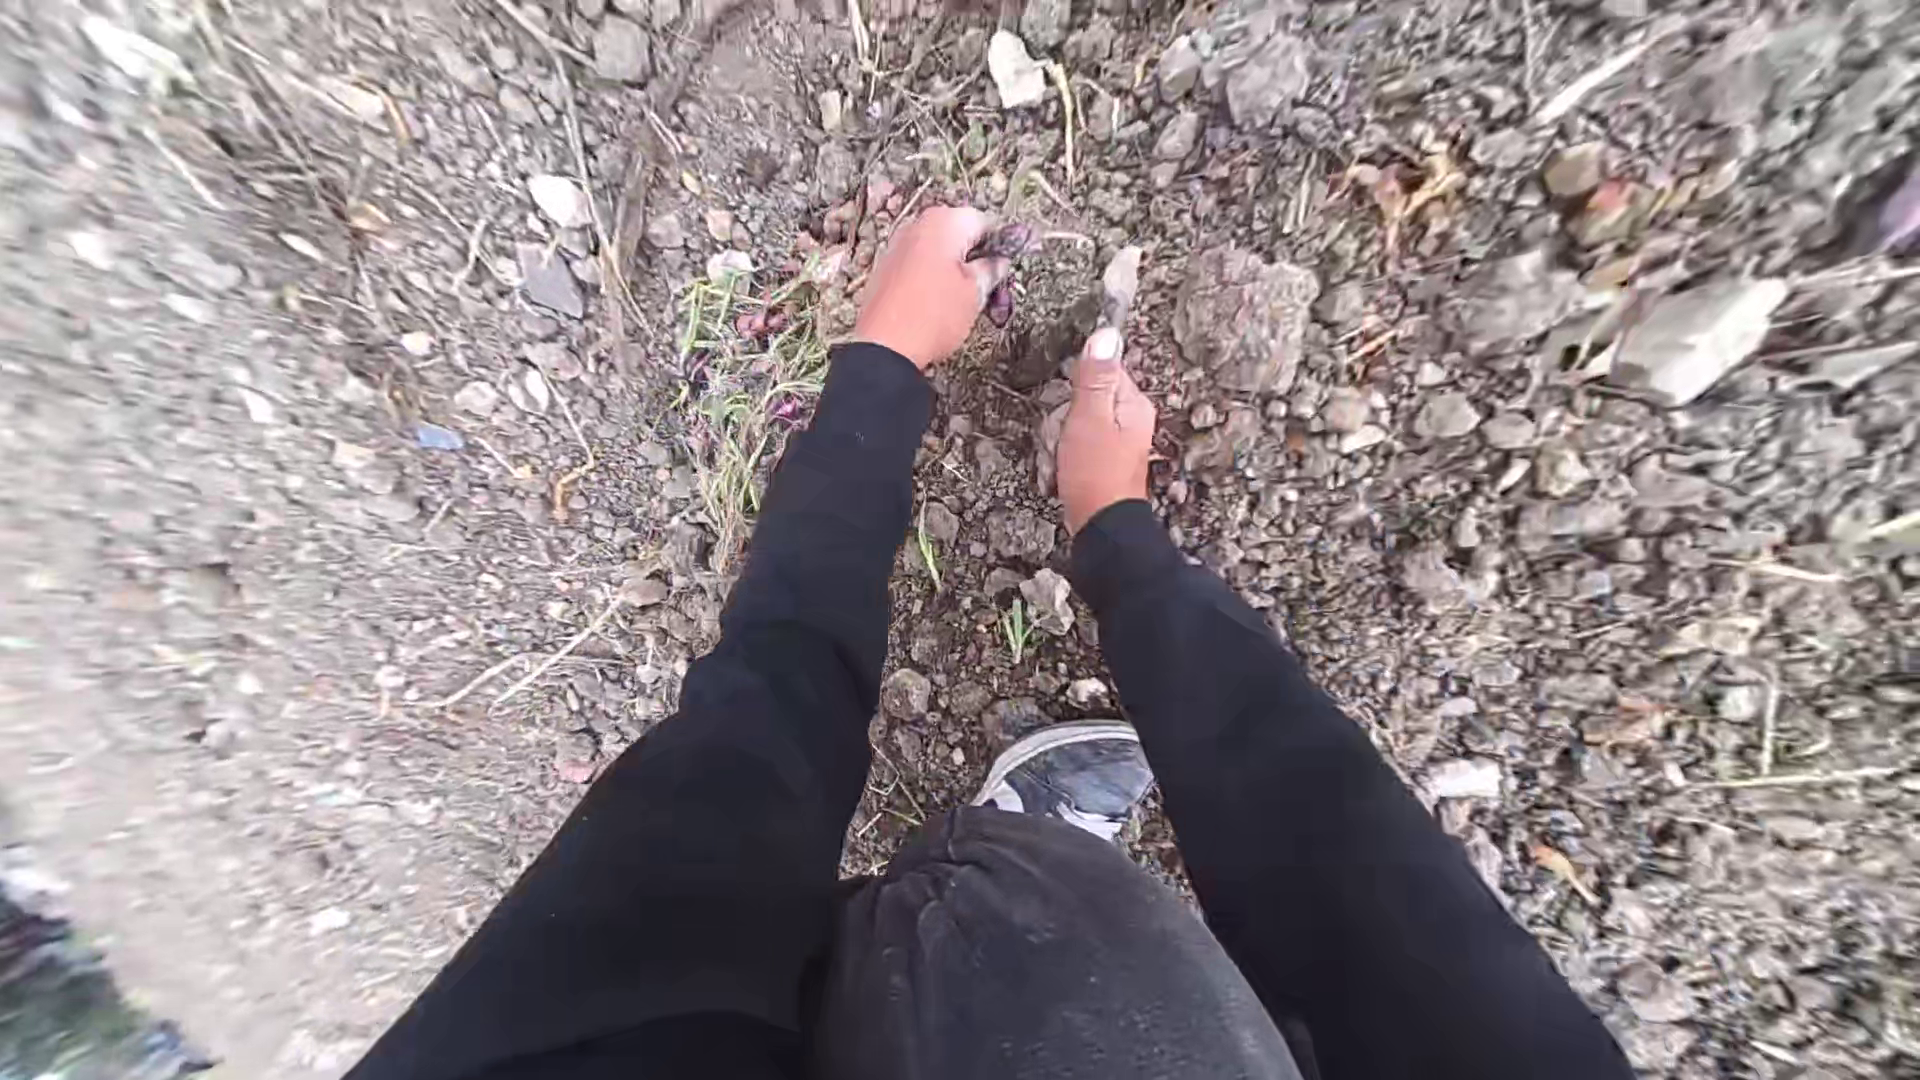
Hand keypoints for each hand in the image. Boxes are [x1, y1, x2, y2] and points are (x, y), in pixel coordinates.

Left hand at [852, 206, 1010, 369]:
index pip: (984, 222)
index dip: (1000, 246)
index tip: (1005, 268)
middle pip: (958, 237)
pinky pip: (918, 269)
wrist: (886, 348)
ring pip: (937, 254)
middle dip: (975, 261)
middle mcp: (917, 226)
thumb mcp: (975, 293)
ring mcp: (897, 248)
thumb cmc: (932, 317)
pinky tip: (938, 309)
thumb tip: (999, 262)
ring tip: (963, 305)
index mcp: (944, 222)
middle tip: (988, 290)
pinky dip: (932, 283)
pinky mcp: (885, 272)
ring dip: (954, 274)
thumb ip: (992, 270)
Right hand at [1058, 328, 1155, 533]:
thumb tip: (1105, 334)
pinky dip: (1065, 453)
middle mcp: (1130, 419)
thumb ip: (1095, 377)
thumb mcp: (1089, 418)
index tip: (1070, 406)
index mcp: (1133, 404)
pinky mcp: (1104, 458)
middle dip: (1066, 416)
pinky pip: (1076, 442)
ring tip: (1065, 456)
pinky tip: (1065, 467)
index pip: (1102, 371)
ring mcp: (1118, 440)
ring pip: (1077, 421)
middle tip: (1067, 436)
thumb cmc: (1095, 474)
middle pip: (1087, 397)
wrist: (1099, 524)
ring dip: (1062, 437)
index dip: (1078, 386)